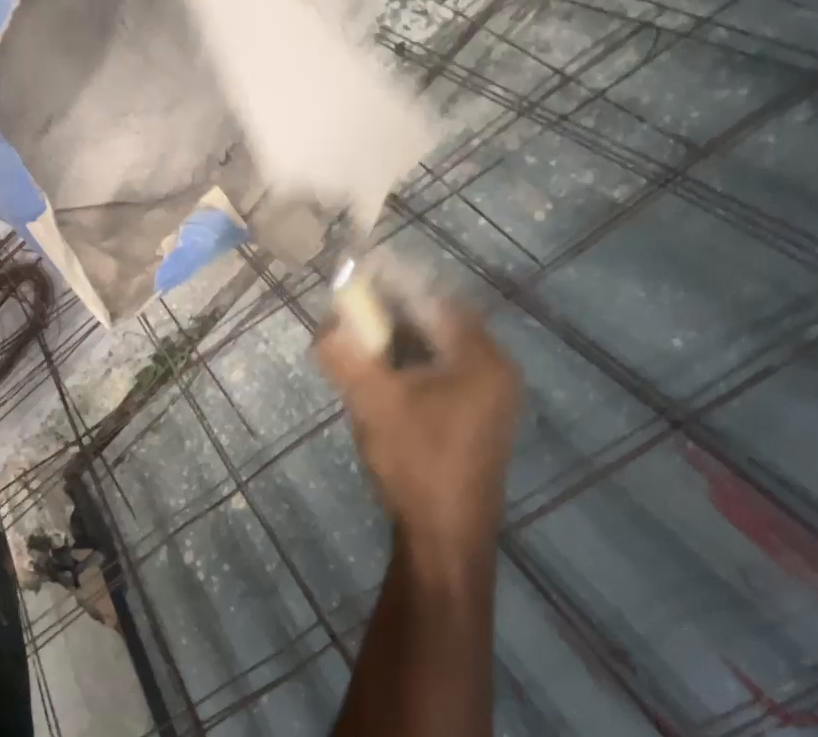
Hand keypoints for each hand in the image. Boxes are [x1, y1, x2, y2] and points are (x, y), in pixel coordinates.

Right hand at [315, 300, 519, 560]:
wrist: (443, 535)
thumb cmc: (414, 459)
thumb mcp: (370, 399)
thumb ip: (343, 353)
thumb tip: (323, 325)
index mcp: (481, 360)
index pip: (436, 301)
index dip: (393, 286)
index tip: (354, 282)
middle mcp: (494, 372)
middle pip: (437, 324)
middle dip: (389, 316)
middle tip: (347, 317)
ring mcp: (488, 400)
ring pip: (436, 352)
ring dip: (395, 345)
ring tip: (354, 349)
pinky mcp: (474, 421)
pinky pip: (439, 376)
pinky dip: (407, 369)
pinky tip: (375, 383)